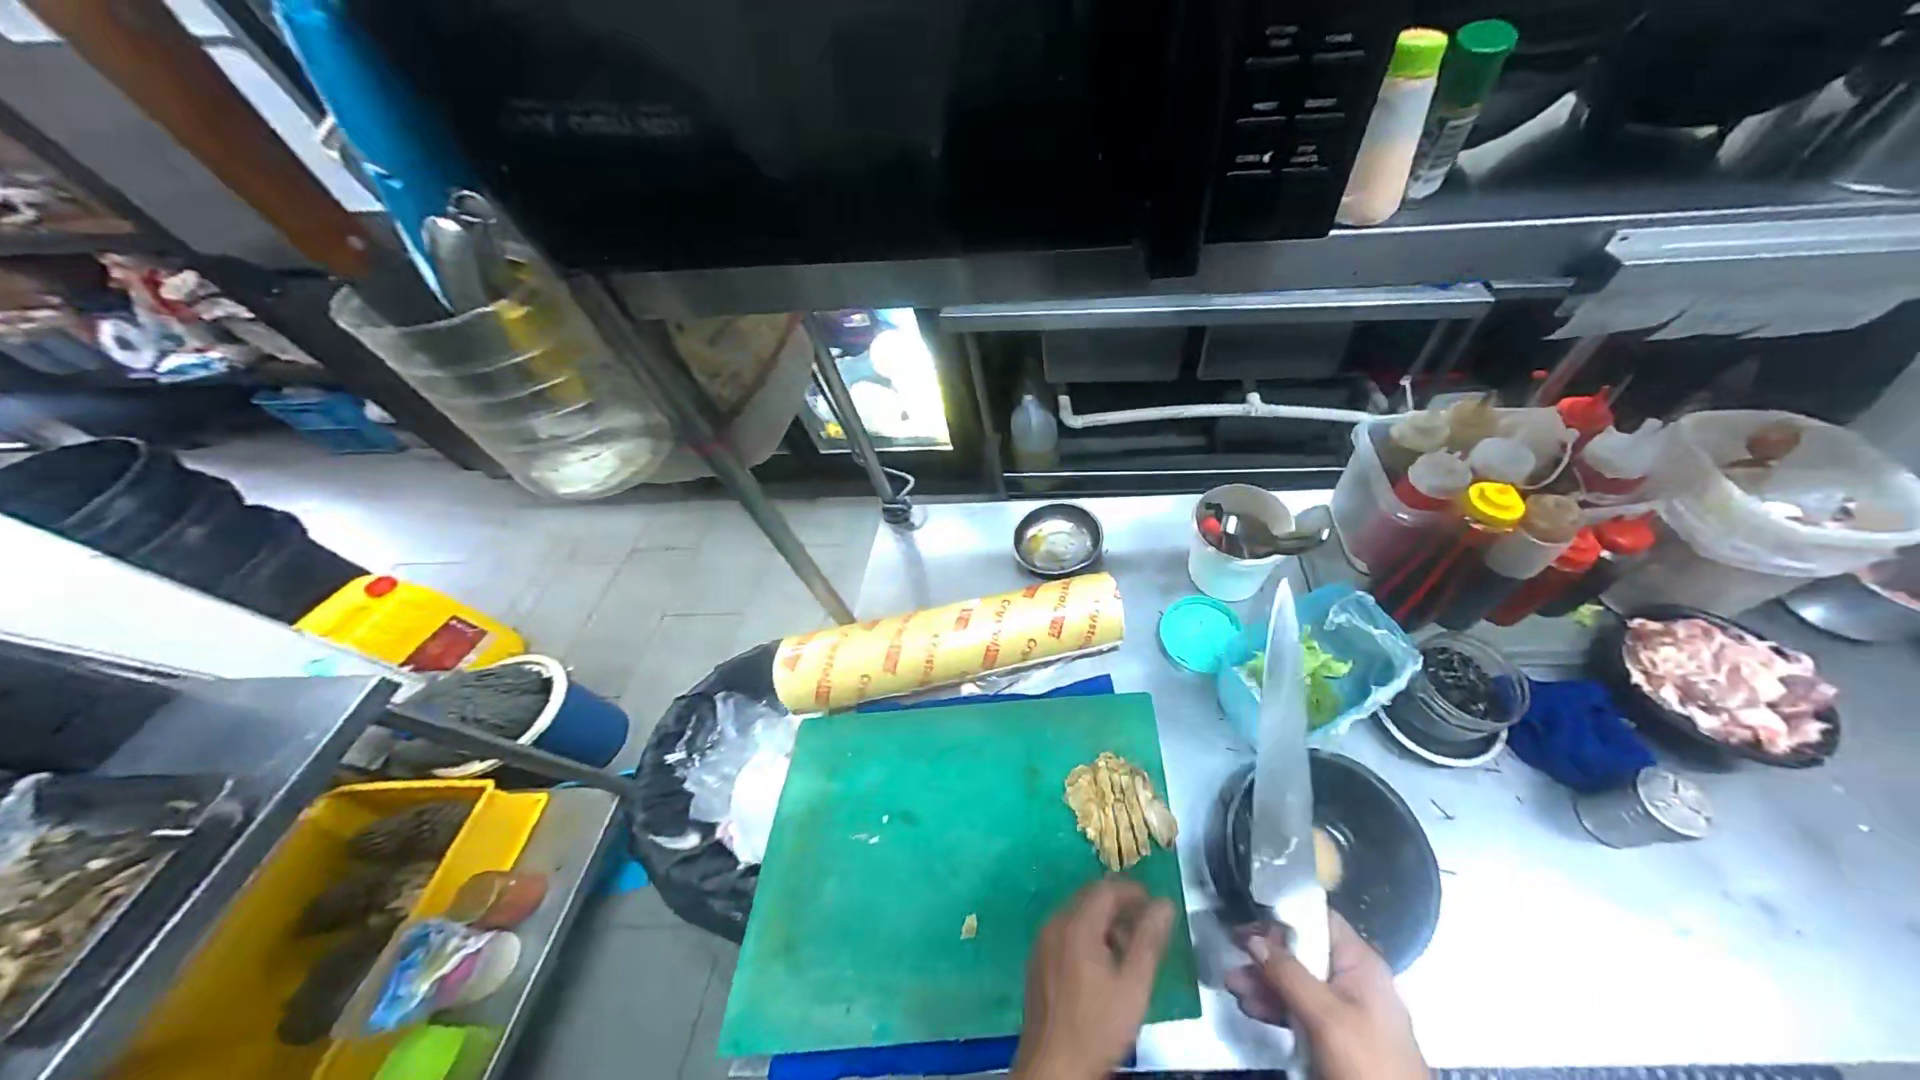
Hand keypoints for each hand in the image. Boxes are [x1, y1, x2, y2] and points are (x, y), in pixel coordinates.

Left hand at [1012, 878, 1174, 1079]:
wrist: (1053, 1066)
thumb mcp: (1133, 985)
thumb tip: (1164, 905)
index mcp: (1076, 925)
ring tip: (1128, 949)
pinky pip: (1065, 932)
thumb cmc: (1098, 1027)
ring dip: (1103, 921)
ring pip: (1076, 915)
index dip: (1133, 891)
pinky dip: (1086, 935)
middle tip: (1146, 927)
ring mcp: (1042, 941)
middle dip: (1119, 905)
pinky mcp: (1037, 960)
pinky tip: (1102, 963)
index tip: (1155, 906)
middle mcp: (1054, 924)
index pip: (1106, 889)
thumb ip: (1149, 941)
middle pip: (1089, 898)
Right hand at [1223, 912, 1427, 1079]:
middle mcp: (1352, 979)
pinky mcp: (1335, 1036)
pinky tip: (1250, 1008)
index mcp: (1359, 964)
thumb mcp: (1325, 1017)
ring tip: (1233, 987)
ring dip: (1263, 981)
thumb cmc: (1367, 1065)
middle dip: (1265, 954)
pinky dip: (1274, 1006)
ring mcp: (1344, 1009)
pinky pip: (1299, 1008)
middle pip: (1301, 951)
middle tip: (1232, 956)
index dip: (1283, 917)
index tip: (1249, 925)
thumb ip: (1288, 973)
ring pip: (1296, 981)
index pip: (1318, 920)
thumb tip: (1254, 938)